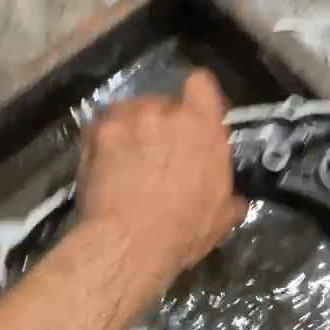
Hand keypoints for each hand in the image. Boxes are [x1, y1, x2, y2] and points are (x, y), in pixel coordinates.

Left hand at [76, 69, 245, 279]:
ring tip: (130, 157)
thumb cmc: (182, 231)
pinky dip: (105, 140)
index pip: (201, 83)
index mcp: (200, 125)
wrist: (127, 246)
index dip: (198, 98)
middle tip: (160, 151)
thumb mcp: (222, 216)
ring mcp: (125, 119)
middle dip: (163, 122)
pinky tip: (106, 163)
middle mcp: (163, 112)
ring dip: (134, 128)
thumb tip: (234, 198)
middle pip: (164, 101)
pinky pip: (102, 127)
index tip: (196, 116)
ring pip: (131, 111)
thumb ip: (229, 194)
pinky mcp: (95, 134)